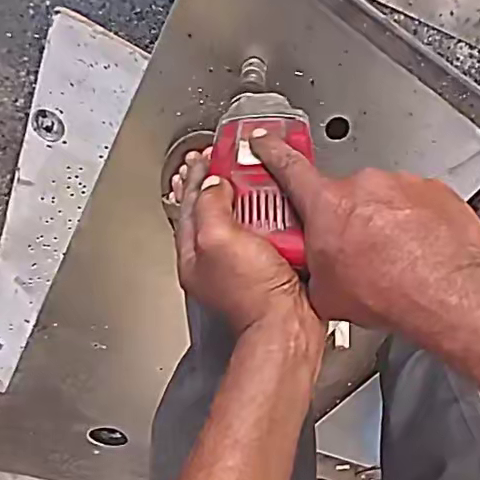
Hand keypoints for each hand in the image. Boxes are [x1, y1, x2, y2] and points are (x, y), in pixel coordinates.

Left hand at [172, 149, 320, 337]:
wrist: (289, 324)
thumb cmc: (253, 295)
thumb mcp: (219, 239)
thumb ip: (210, 206)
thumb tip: (214, 184)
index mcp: (195, 254)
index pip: (190, 204)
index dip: (197, 175)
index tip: (207, 155)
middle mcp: (219, 260)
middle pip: (215, 209)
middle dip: (222, 182)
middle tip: (230, 161)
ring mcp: (247, 264)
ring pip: (245, 219)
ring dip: (252, 197)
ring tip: (258, 178)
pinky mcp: (274, 267)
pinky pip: (273, 232)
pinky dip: (276, 216)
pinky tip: (284, 206)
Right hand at [252, 135, 479, 334]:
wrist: (443, 294)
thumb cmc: (389, 293)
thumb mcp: (326, 294)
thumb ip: (311, 269)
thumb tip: (312, 273)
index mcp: (327, 204)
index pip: (288, 166)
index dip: (271, 152)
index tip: (266, 142)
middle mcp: (364, 185)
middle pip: (344, 196)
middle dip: (347, 220)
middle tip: (357, 252)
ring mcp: (402, 184)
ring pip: (383, 201)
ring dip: (384, 223)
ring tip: (394, 258)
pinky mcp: (435, 192)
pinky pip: (418, 204)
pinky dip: (416, 224)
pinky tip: (418, 251)